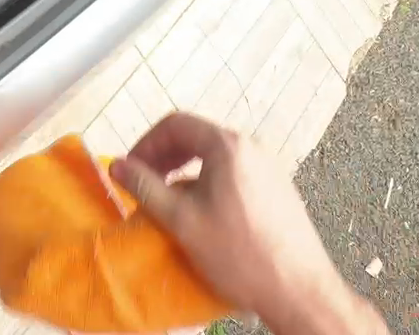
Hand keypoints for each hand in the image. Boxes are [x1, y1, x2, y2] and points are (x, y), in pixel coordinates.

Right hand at [111, 113, 386, 334]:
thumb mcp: (182, 220)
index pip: (175, 123)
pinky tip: (203, 212)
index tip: (131, 169)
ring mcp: (268, 166)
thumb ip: (145, 187)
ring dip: (184, 169)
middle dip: (164, 155)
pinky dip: (208, 181)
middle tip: (145, 181)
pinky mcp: (278, 188)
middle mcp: (250, 146)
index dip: (146, 143)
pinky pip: (233, 171)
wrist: (303, 294)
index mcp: (227, 144)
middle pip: (195, 135)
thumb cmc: (239, 254)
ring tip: (169, 198)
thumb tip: (116, 165)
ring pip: (214, 155)